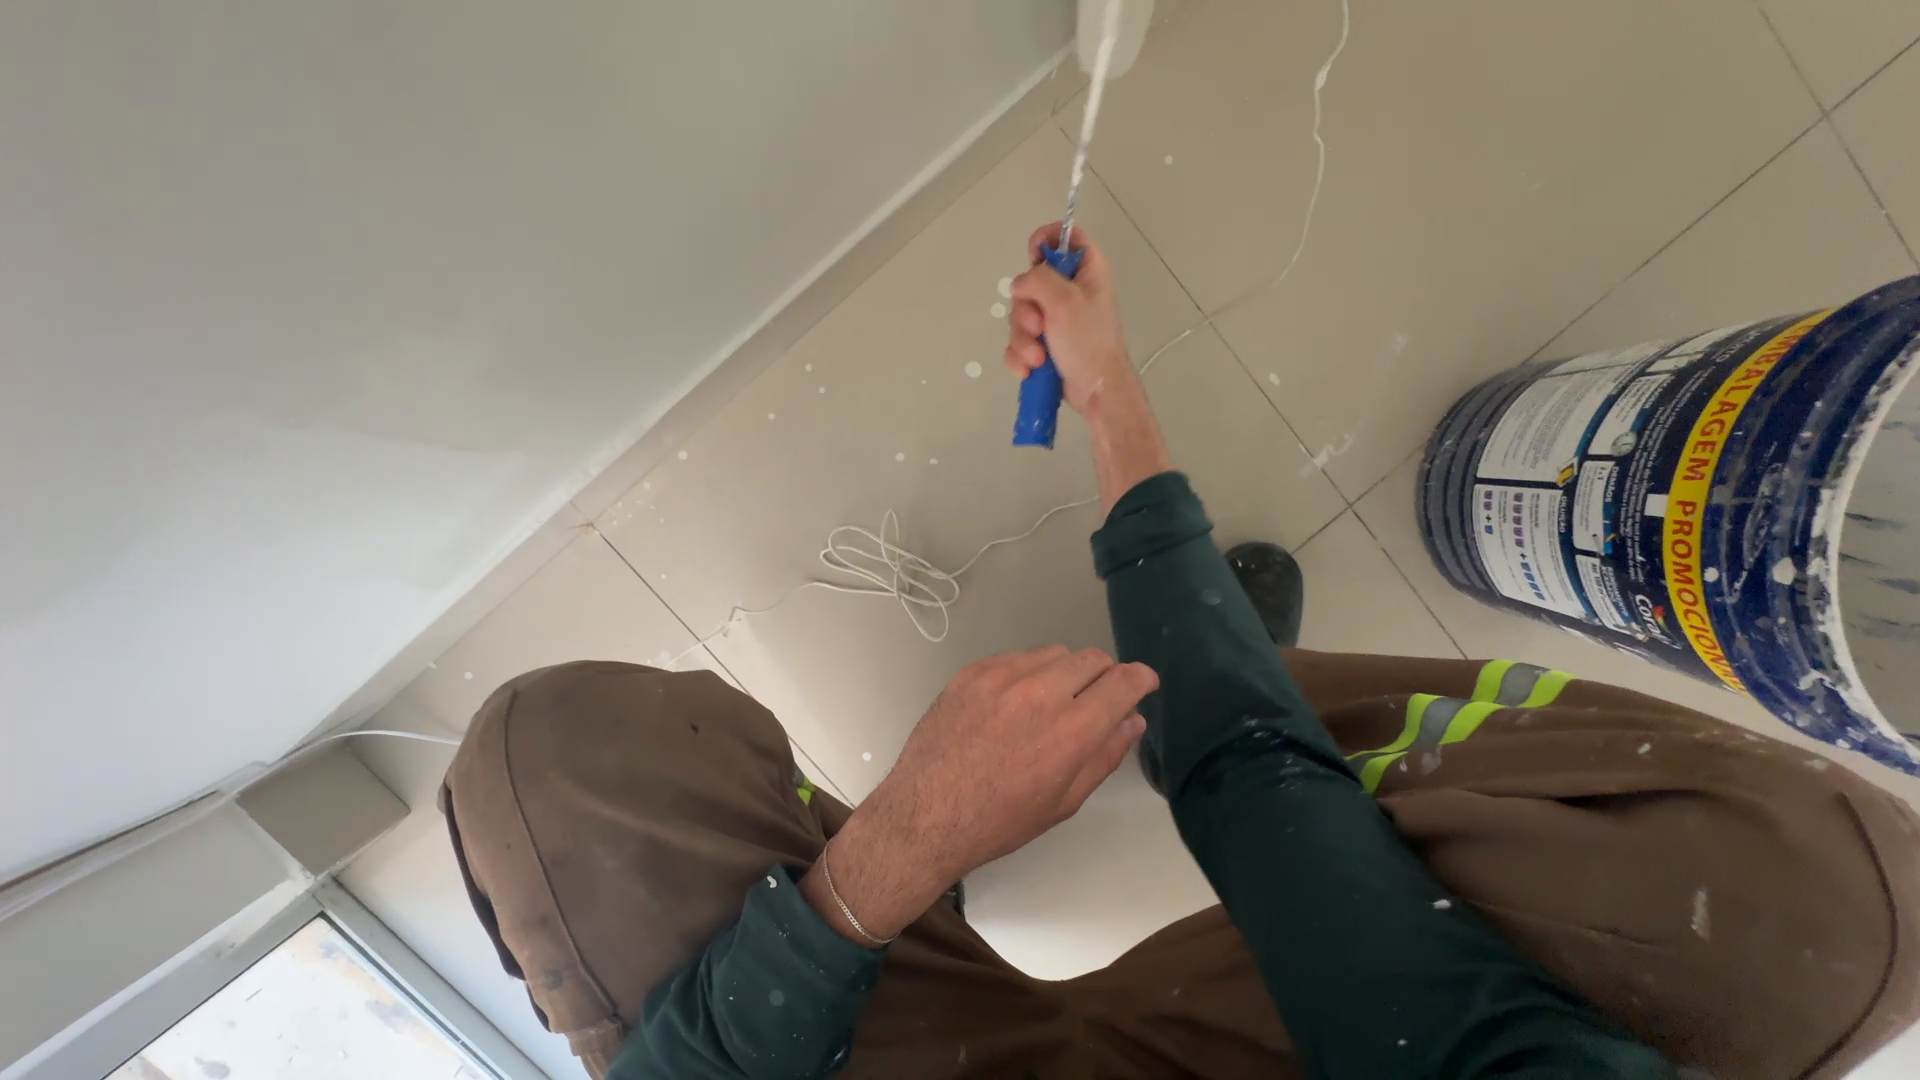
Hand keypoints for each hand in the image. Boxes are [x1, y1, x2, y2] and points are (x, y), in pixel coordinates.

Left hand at [803, 646, 1156, 942]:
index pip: (1123, 682)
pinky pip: (1016, 658)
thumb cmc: (999, 821)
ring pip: (1055, 653)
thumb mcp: (1063, 801)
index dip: (1141, 678)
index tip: (1143, 683)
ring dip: (1066, 672)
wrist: (924, 815)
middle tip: (1098, 699)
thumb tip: (1131, 720)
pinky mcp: (972, 672)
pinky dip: (1028, 673)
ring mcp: (1001, 677)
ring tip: (1053, 703)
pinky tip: (1015, 703)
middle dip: (1106, 675)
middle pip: (1092, 659)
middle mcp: (1039, 693)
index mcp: (1069, 731)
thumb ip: (1103, 754)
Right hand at [1004, 223, 1138, 414]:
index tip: (1033, 260)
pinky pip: (1020, 342)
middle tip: (1039, 327)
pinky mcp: (1045, 345)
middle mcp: (1071, 291)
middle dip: (1026, 310)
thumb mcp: (1064, 301)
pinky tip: (1030, 370)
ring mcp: (1056, 320)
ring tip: (1038, 357)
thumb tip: (1019, 285)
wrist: (1097, 390)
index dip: (1044, 241)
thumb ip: (1037, 279)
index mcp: (1087, 270)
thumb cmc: (1088, 341)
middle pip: (1031, 282)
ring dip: (1023, 339)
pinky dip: (1021, 356)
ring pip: (1021, 316)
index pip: (1065, 236)